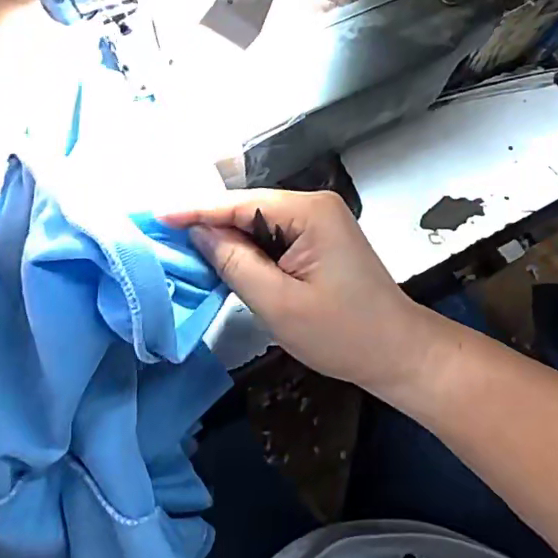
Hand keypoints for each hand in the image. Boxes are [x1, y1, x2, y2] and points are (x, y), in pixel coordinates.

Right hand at [159, 190, 441, 395]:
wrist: (400, 353)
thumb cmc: (343, 333)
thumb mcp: (279, 303)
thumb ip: (235, 263)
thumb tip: (199, 233)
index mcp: (309, 212)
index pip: (240, 204)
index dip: (196, 210)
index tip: (158, 216)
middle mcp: (314, 206)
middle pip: (248, 209)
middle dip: (210, 224)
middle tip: (167, 238)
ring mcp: (319, 221)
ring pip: (258, 223)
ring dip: (228, 239)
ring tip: (187, 250)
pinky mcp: (320, 239)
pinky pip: (273, 236)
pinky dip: (249, 249)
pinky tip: (226, 261)